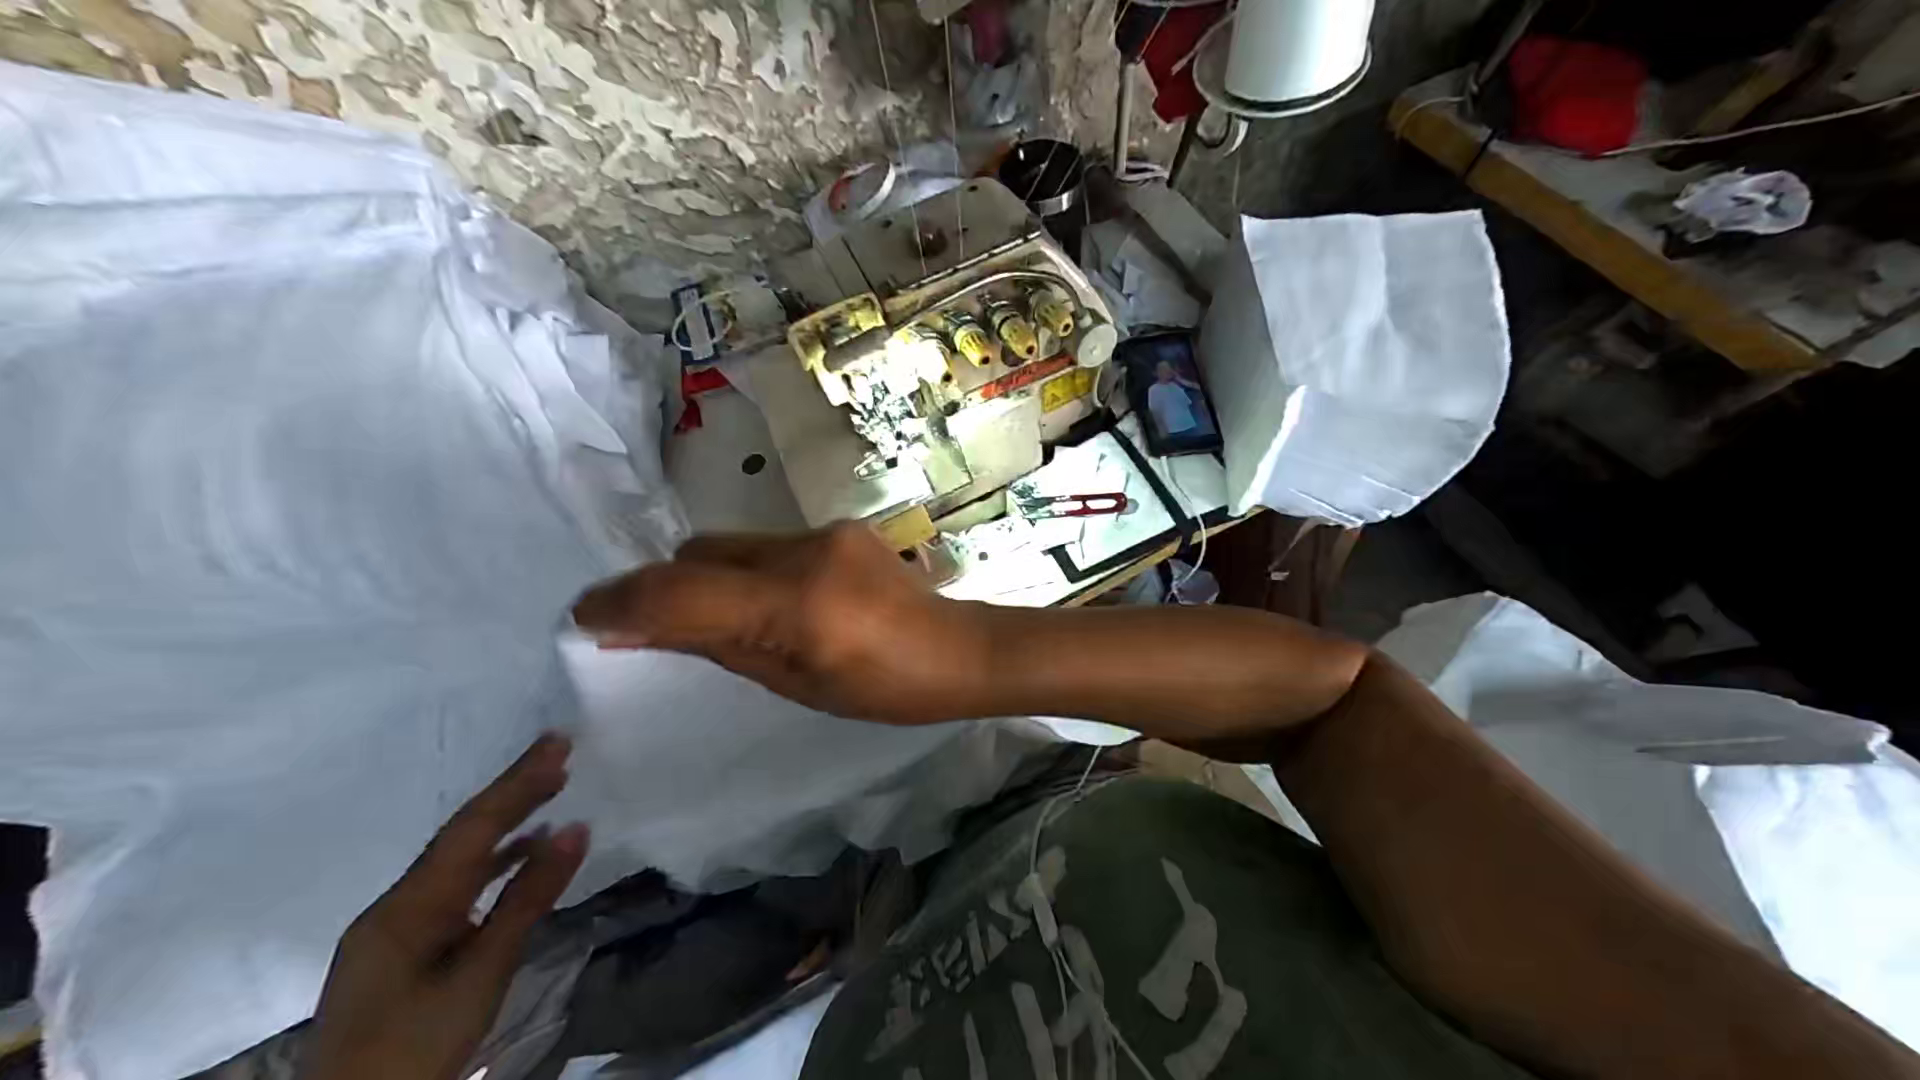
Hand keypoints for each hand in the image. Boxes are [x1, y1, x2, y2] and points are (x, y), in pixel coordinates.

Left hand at [301, 734, 588, 1079]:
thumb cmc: (418, 1046)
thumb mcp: (483, 972)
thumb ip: (529, 897)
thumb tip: (577, 828)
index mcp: (409, 905)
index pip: (473, 828)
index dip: (518, 782)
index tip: (558, 743)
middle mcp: (396, 904)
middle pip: (461, 834)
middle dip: (512, 790)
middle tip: (558, 751)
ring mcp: (395, 926)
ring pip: (457, 857)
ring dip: (505, 822)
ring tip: (551, 789)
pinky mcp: (403, 946)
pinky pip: (454, 885)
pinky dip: (493, 862)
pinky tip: (522, 853)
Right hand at [571, 524, 990, 724]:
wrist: (959, 650)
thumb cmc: (884, 691)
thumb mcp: (795, 685)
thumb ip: (720, 646)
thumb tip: (645, 628)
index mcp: (799, 607)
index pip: (686, 592)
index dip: (624, 602)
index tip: (583, 616)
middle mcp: (807, 552)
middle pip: (701, 553)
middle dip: (666, 586)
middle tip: (652, 624)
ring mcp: (826, 532)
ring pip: (732, 546)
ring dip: (710, 578)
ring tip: (723, 618)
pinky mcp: (839, 527)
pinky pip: (768, 545)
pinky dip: (748, 572)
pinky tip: (773, 602)